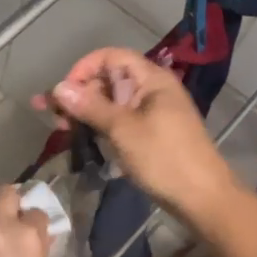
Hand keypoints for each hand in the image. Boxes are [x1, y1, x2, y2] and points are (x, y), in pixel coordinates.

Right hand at [30, 48, 241, 224]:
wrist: (202, 198)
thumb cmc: (164, 158)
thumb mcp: (123, 129)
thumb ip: (90, 106)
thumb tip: (57, 87)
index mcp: (151, 79)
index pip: (111, 57)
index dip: (83, 69)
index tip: (63, 92)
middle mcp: (151, 90)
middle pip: (107, 80)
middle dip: (78, 94)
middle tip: (53, 118)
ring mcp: (151, 114)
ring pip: (110, 103)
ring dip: (84, 112)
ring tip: (61, 130)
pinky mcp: (149, 135)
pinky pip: (118, 122)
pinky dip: (98, 127)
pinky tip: (80, 139)